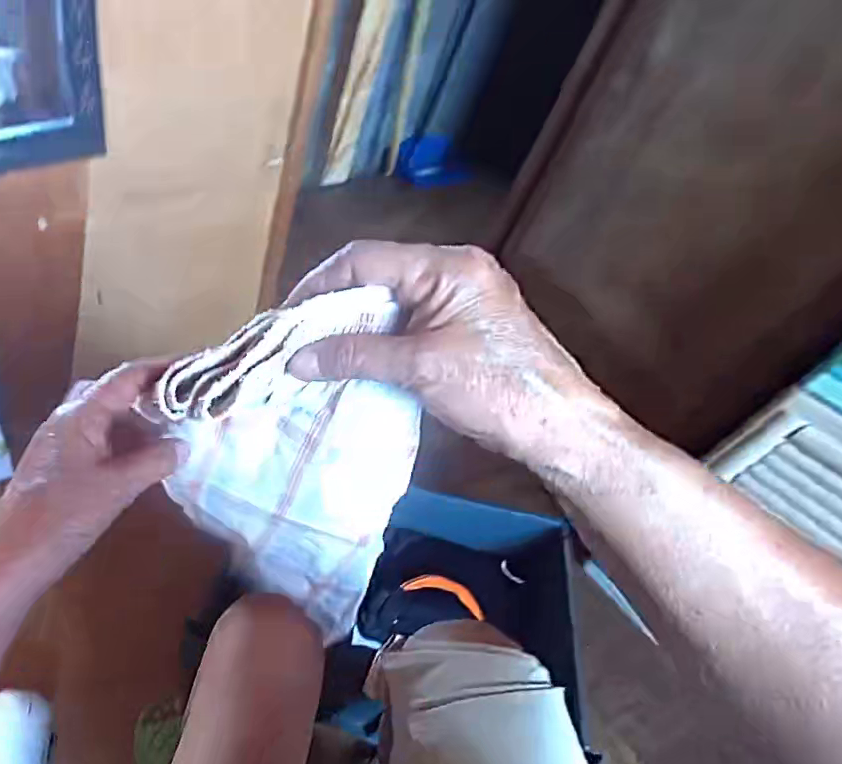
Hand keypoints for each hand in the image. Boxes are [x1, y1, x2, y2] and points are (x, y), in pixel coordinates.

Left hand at [0, 360, 180, 585]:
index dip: (160, 368)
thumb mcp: (116, 488)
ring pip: (104, 416)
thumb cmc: (63, 516)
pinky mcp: (60, 463)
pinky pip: (97, 438)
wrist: (15, 554)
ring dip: (136, 418)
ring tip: (171, 426)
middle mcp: (67, 419)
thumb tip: (183, 445)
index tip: (192, 364)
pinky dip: (123, 440)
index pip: (125, 377)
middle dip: (148, 392)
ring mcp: (60, 441)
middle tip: (184, 399)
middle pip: (112, 392)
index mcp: (79, 416)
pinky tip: (143, 456)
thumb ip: (152, 462)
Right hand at [284, 241, 625, 480]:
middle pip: (374, 279)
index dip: (319, 284)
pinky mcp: (455, 333)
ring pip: (386, 307)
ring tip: (314, 355)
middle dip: (332, 308)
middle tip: (296, 338)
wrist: (554, 426)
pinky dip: (372, 346)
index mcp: (447, 267)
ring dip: (350, 329)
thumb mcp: (419, 367)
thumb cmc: (495, 388)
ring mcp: (454, 304)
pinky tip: (349, 366)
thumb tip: (298, 359)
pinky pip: (401, 330)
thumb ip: (356, 356)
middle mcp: (450, 274)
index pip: (366, 259)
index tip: (288, 316)